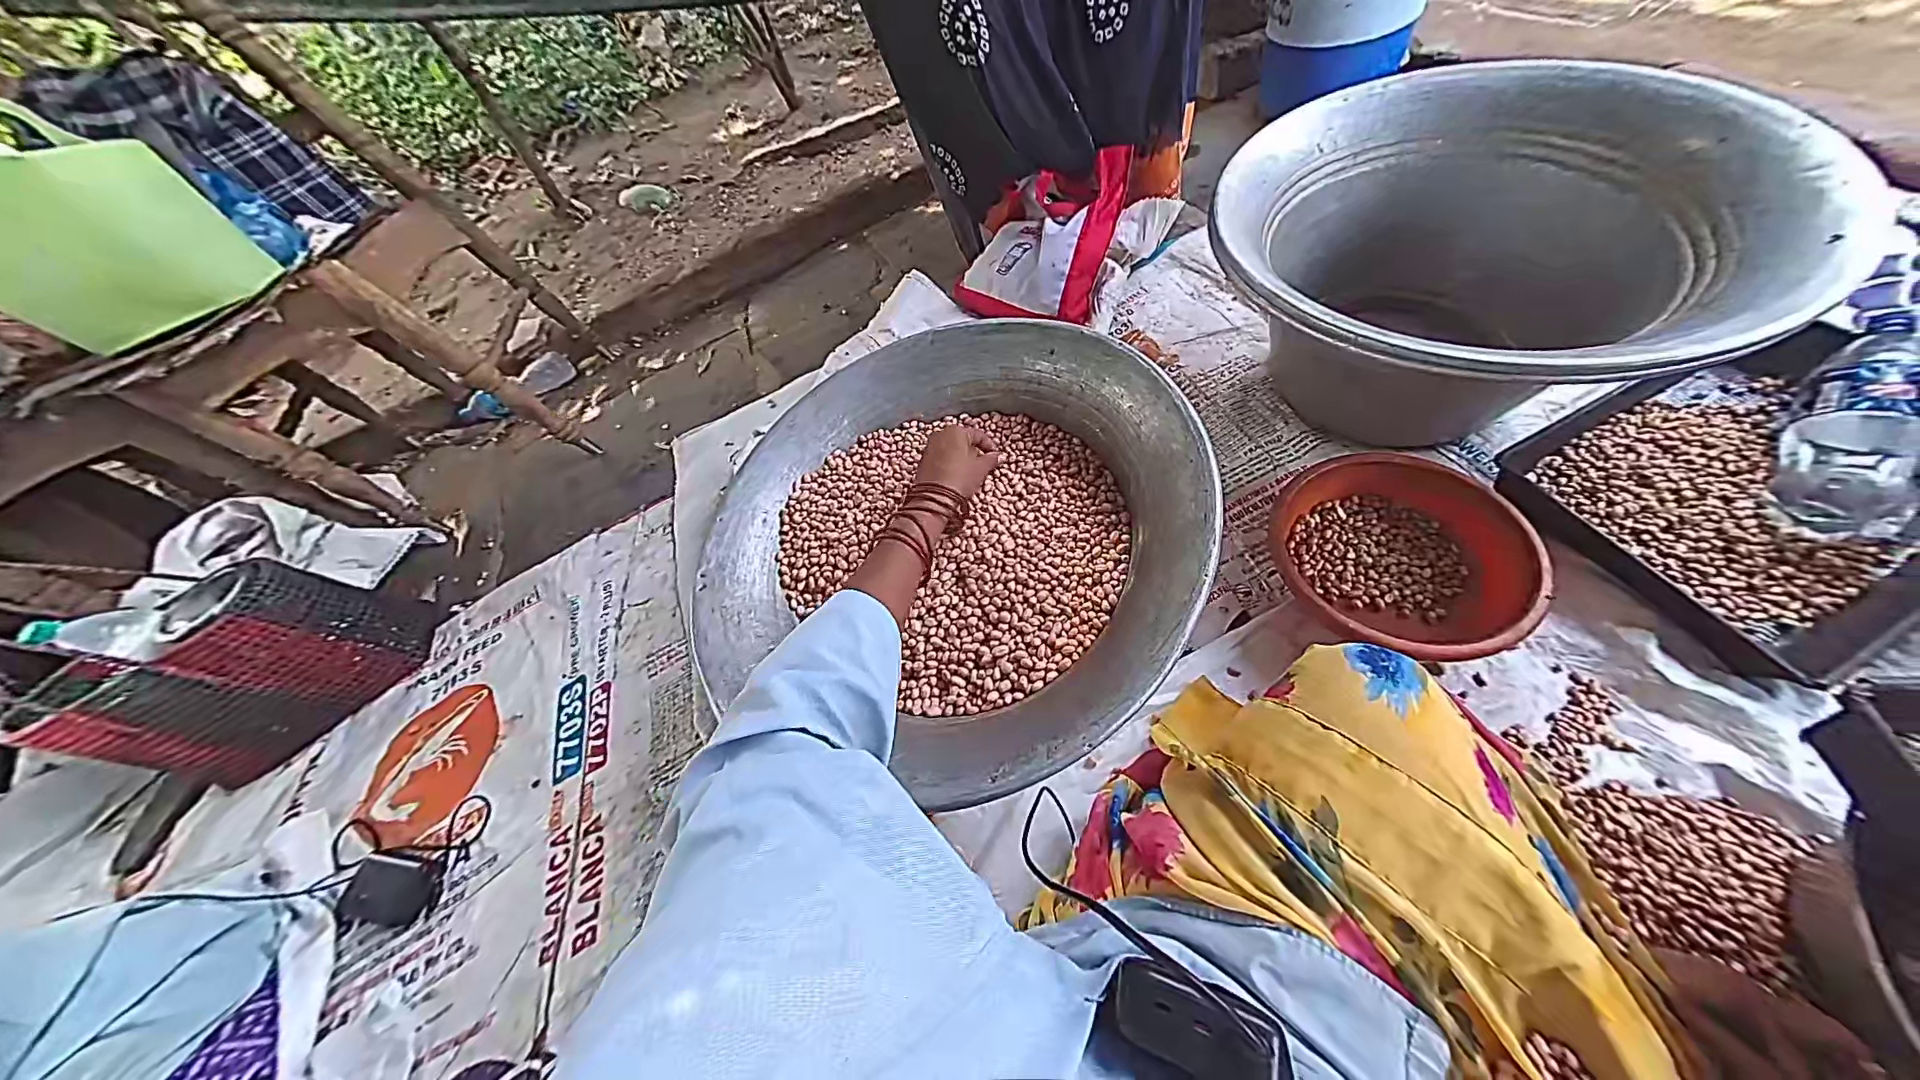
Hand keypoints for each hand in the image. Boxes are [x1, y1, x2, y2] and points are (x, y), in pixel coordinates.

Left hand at [913, 425, 1002, 501]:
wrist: (934, 498)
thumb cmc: (959, 479)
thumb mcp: (981, 468)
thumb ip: (991, 459)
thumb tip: (997, 456)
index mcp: (956, 431)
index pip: (978, 435)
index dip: (989, 446)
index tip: (995, 456)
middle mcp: (940, 434)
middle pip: (963, 441)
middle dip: (974, 452)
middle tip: (983, 465)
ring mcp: (930, 447)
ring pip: (951, 449)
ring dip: (962, 458)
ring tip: (970, 472)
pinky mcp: (923, 460)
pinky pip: (941, 457)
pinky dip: (950, 463)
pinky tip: (957, 475)